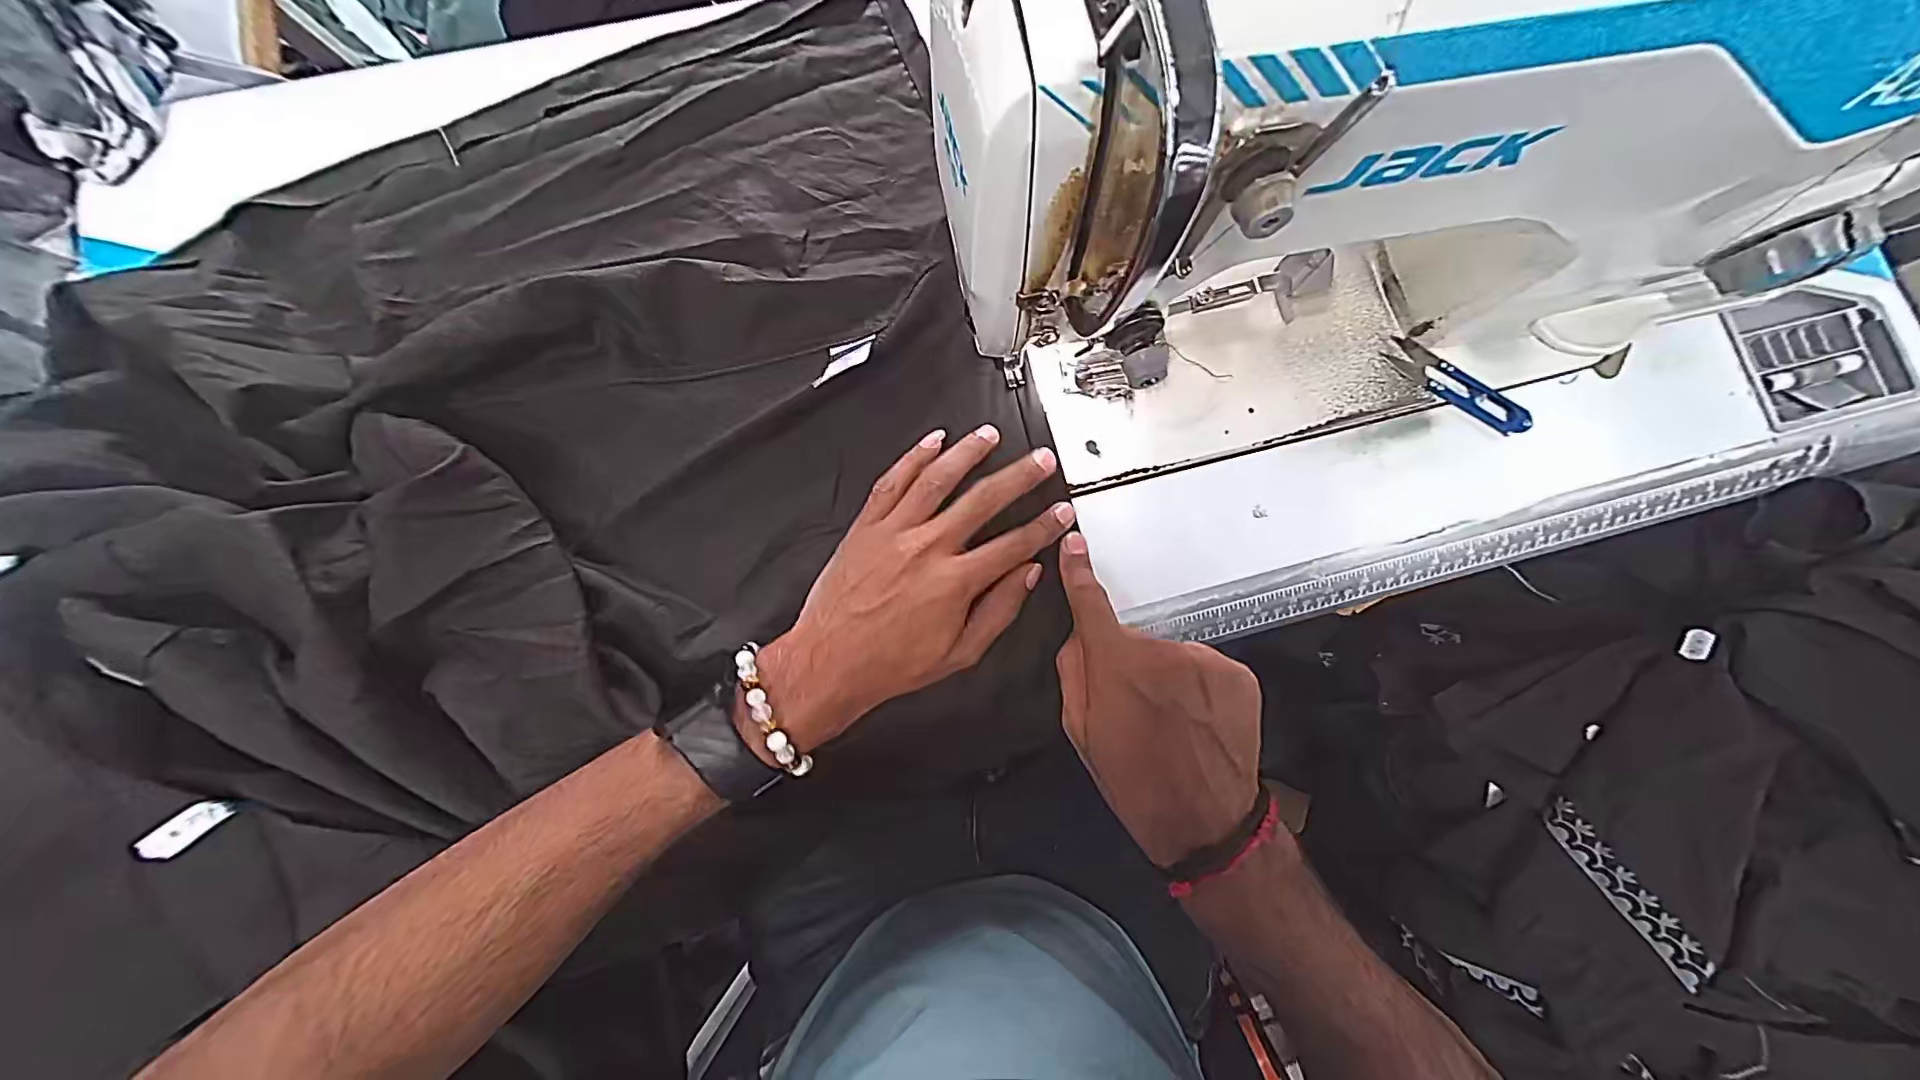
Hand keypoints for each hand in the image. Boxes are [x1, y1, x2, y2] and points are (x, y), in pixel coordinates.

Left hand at [750, 425, 1074, 755]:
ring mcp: (893, 533)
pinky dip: (913, 457)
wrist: (830, 662)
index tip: (1058, 512)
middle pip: (983, 500)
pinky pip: (892, 482)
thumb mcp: (960, 652)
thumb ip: (999, 610)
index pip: (1013, 543)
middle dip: (1020, 476)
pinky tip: (932, 442)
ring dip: (968, 453)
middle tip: (1039, 460)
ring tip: (989, 437)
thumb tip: (1026, 576)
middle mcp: (925, 550)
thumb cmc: (888, 662)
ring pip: (937, 479)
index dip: (1043, 525)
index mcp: (953, 582)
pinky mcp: (866, 527)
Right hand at [1055, 532, 1262, 867]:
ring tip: (1171, 720)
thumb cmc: (1134, 781)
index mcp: (1115, 664)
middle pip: (1134, 637)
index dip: (1079, 571)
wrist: (1204, 820)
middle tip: (1135, 705)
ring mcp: (1203, 660)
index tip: (1075, 545)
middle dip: (1129, 661)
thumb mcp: (1080, 731)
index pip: (1091, 602)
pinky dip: (1198, 686)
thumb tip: (1077, 637)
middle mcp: (1161, 652)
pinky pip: (1203, 665)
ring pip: (1171, 652)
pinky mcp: (1235, 672)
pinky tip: (1197, 719)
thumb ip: (1072, 673)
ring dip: (1167, 676)